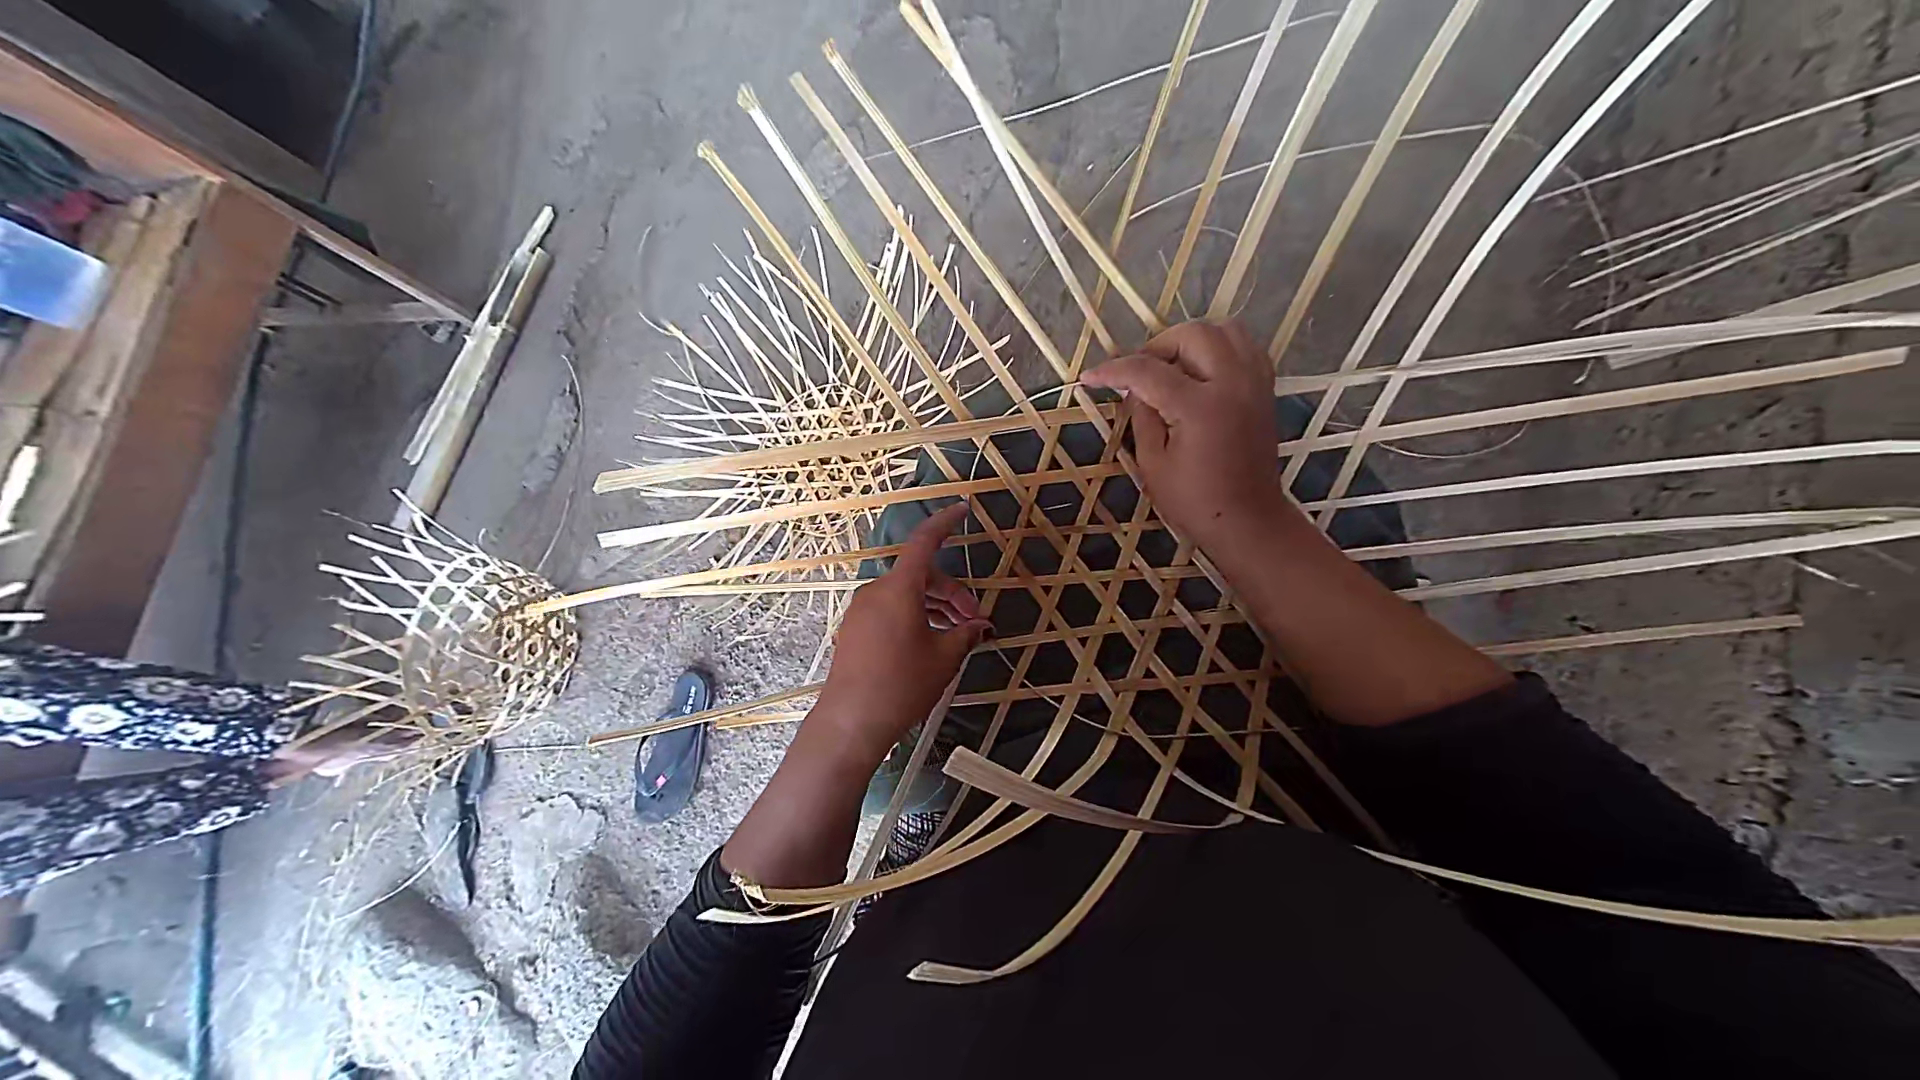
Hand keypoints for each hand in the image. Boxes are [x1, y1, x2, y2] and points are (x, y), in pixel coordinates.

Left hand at [809, 503, 991, 763]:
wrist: (850, 722)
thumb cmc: (902, 684)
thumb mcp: (943, 658)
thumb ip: (965, 634)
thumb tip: (981, 626)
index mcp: (899, 588)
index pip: (925, 542)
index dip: (946, 523)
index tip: (963, 510)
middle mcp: (876, 591)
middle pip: (921, 576)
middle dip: (952, 593)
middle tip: (974, 620)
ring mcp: (862, 611)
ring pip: (906, 594)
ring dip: (935, 607)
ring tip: (956, 635)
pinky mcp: (855, 630)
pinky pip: (890, 610)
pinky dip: (915, 616)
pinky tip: (930, 641)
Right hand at [1083, 321, 1286, 550]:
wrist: (1247, 520)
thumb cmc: (1194, 501)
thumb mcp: (1152, 463)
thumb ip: (1142, 416)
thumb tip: (1135, 388)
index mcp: (1200, 407)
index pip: (1148, 371)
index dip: (1114, 370)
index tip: (1091, 377)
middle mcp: (1232, 384)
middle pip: (1193, 334)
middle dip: (1157, 347)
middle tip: (1139, 374)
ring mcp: (1254, 383)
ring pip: (1224, 330)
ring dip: (1191, 341)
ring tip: (1170, 368)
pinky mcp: (1264, 389)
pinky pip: (1243, 347)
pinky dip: (1218, 349)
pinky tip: (1200, 372)